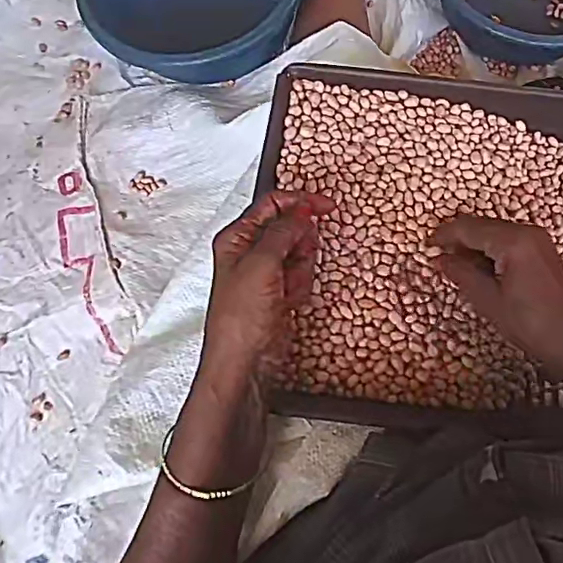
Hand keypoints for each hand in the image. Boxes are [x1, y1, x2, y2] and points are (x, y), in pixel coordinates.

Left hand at [200, 190, 334, 386]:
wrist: (246, 360)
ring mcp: (267, 272)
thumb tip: (301, 211)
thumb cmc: (239, 318)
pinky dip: (301, 287)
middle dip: (300, 246)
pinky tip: (289, 302)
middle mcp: (250, 252)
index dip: (300, 202)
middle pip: (291, 230)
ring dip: (301, 271)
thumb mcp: (261, 264)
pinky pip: (302, 276)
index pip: (272, 204)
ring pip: (301, 253)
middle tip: (293, 263)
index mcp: (237, 237)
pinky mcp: (280, 290)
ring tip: (286, 290)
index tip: (325, 206)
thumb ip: (283, 232)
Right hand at [431, 216, 562, 380]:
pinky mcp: (542, 249)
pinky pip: (508, 241)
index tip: (427, 245)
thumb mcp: (489, 300)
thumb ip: (462, 274)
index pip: (469, 227)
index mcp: (513, 241)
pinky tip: (480, 268)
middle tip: (438, 258)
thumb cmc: (530, 323)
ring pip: (495, 232)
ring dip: (474, 245)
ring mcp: (537, 239)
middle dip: (459, 240)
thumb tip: (440, 259)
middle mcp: (527, 231)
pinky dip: (491, 250)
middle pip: (482, 226)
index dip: (445, 235)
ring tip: (456, 267)